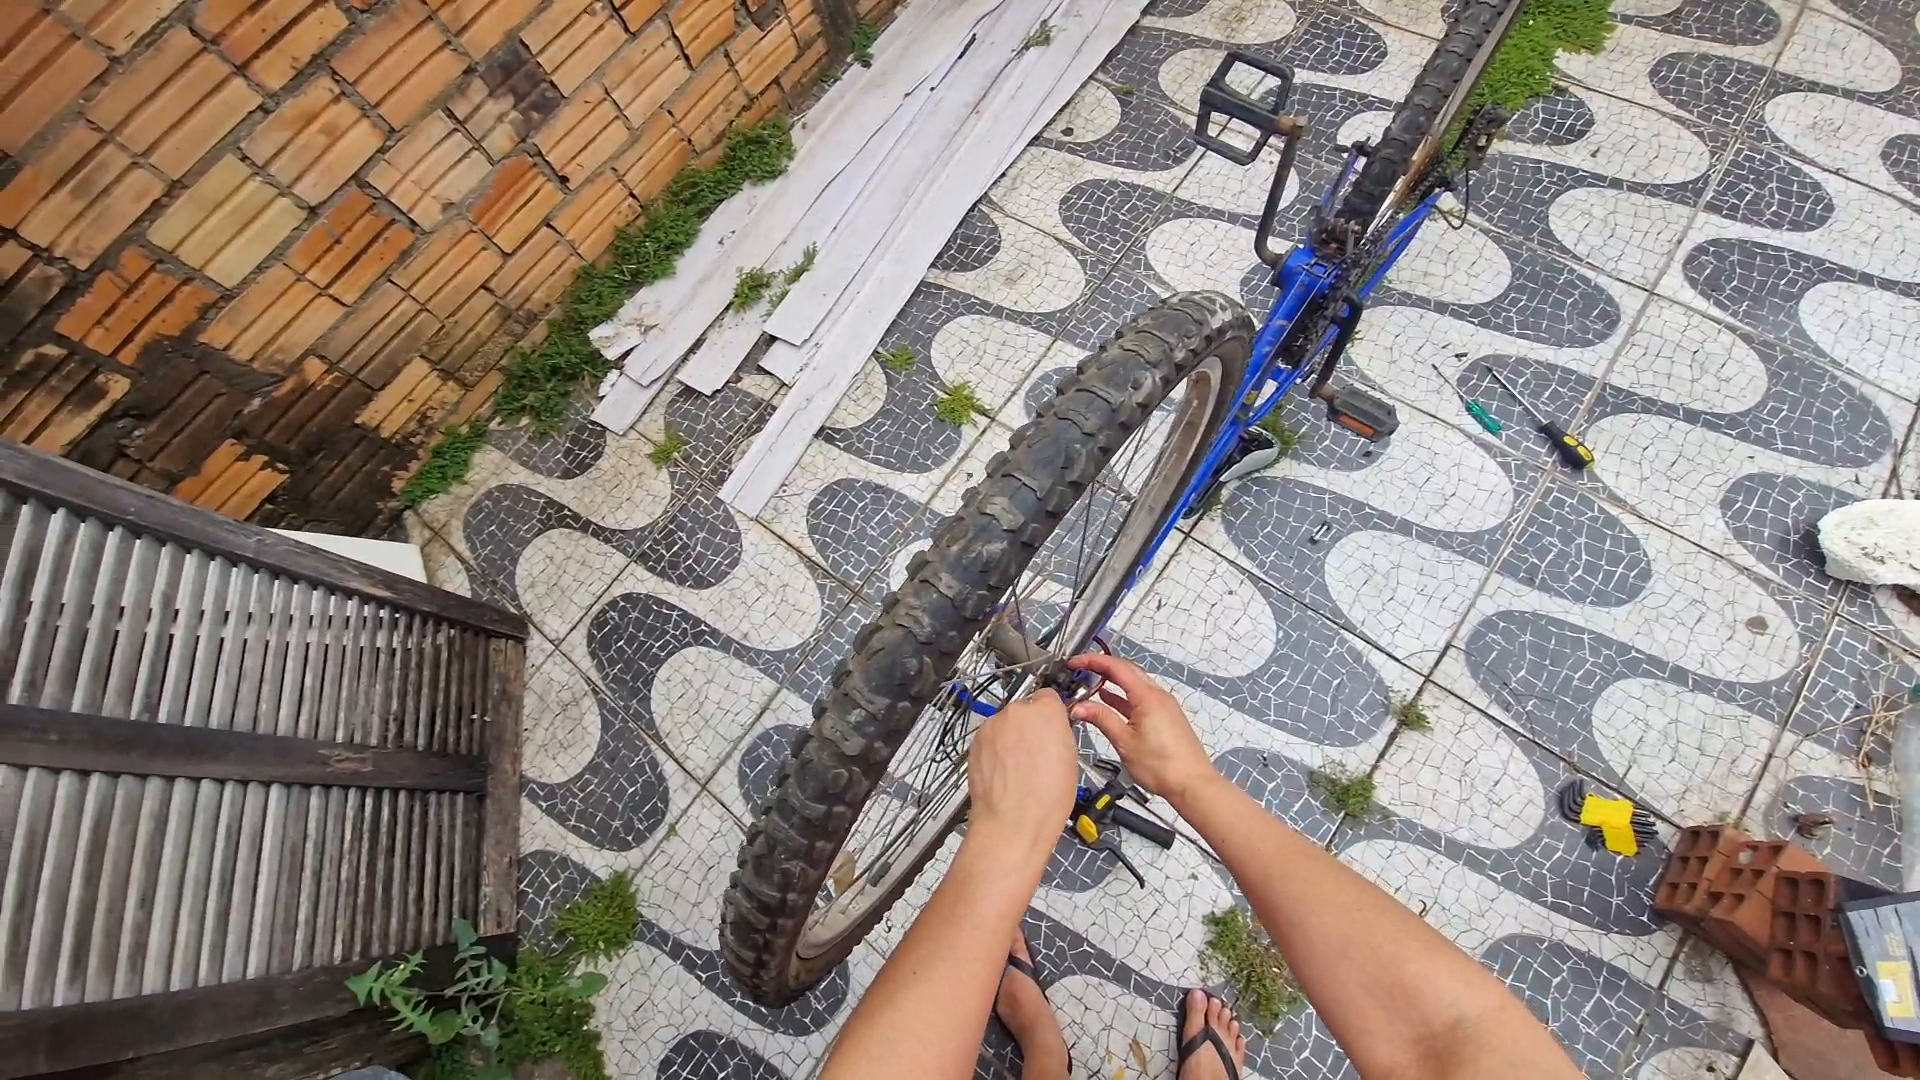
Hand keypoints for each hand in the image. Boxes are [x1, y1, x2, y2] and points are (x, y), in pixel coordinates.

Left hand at [967, 690, 1078, 853]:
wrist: (1012, 822)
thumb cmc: (1045, 799)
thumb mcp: (1070, 760)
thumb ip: (1059, 734)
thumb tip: (1053, 730)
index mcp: (1046, 711)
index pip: (1048, 696)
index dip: (1051, 714)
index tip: (1051, 727)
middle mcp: (1016, 712)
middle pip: (1024, 710)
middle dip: (1029, 727)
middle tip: (1036, 753)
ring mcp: (993, 726)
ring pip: (1005, 725)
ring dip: (1010, 738)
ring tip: (1018, 768)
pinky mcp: (976, 742)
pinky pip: (990, 739)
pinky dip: (995, 751)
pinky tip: (1003, 773)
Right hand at [1068, 653, 1216, 802]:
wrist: (1193, 784)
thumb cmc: (1160, 765)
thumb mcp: (1125, 742)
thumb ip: (1101, 719)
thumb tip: (1078, 707)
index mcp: (1147, 696)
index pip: (1116, 667)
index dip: (1093, 661)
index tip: (1074, 663)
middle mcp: (1158, 695)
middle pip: (1127, 670)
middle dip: (1103, 666)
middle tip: (1080, 669)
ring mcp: (1164, 705)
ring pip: (1135, 683)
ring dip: (1113, 680)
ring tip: (1090, 683)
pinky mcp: (1166, 716)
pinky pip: (1141, 696)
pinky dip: (1124, 695)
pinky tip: (1110, 700)